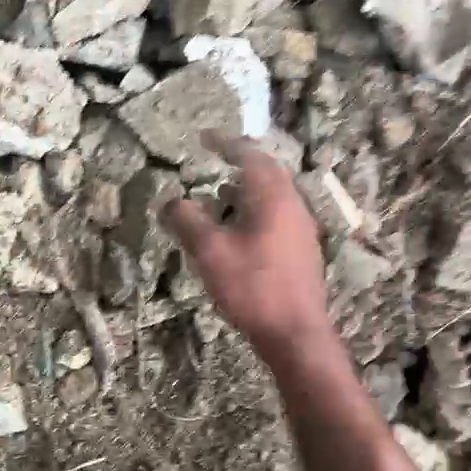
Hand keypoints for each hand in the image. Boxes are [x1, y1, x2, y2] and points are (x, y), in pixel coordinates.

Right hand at [160, 131, 333, 358]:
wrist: (294, 332)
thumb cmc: (252, 286)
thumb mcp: (209, 251)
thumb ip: (186, 220)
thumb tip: (170, 200)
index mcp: (273, 198)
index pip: (251, 157)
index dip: (227, 143)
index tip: (204, 137)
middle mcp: (293, 206)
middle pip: (267, 173)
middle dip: (239, 163)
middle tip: (214, 158)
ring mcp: (300, 230)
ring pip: (271, 196)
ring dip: (245, 189)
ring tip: (217, 192)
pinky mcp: (299, 251)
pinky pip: (274, 216)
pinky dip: (251, 210)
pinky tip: (235, 228)